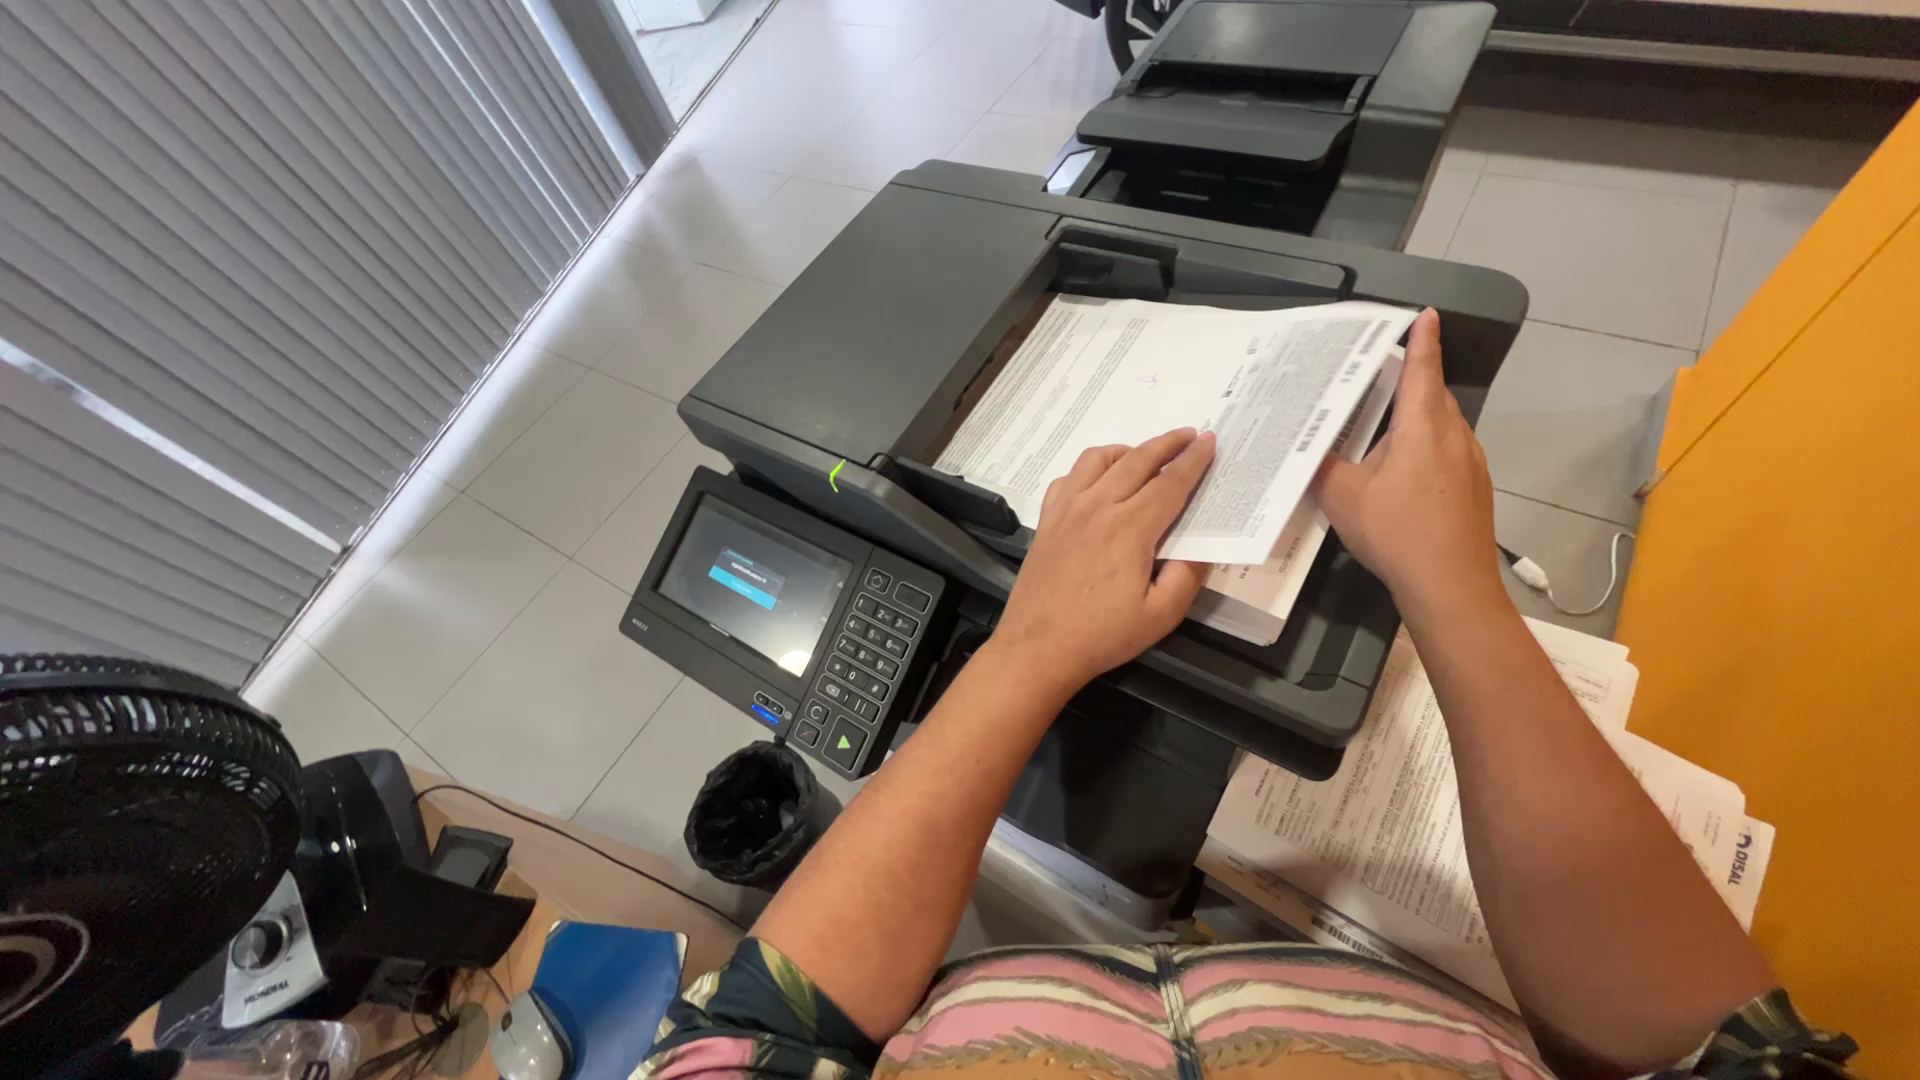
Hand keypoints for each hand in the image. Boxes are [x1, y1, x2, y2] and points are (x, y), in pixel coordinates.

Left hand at [988, 428, 1216, 693]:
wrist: (1038, 648)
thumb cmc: (1102, 636)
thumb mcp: (1161, 615)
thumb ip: (1188, 575)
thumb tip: (1204, 546)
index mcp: (1129, 528)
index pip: (1170, 483)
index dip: (1193, 461)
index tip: (1210, 441)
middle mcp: (1097, 508)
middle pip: (1137, 461)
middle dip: (1167, 443)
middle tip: (1189, 434)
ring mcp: (1066, 511)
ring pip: (1097, 460)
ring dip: (1127, 449)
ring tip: (1145, 453)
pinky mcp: (1046, 521)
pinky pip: (1067, 478)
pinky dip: (1089, 468)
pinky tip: (1097, 480)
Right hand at [1315, 309, 1504, 617]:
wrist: (1449, 584)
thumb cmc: (1395, 530)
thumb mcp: (1341, 497)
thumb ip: (1322, 467)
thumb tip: (1304, 450)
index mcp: (1423, 429)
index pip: (1424, 372)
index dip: (1423, 342)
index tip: (1427, 315)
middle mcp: (1455, 438)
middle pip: (1435, 399)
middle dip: (1413, 385)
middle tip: (1381, 379)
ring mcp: (1471, 466)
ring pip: (1443, 429)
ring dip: (1418, 422)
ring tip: (1385, 430)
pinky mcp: (1474, 491)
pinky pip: (1448, 455)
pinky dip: (1426, 450)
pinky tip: (1402, 476)